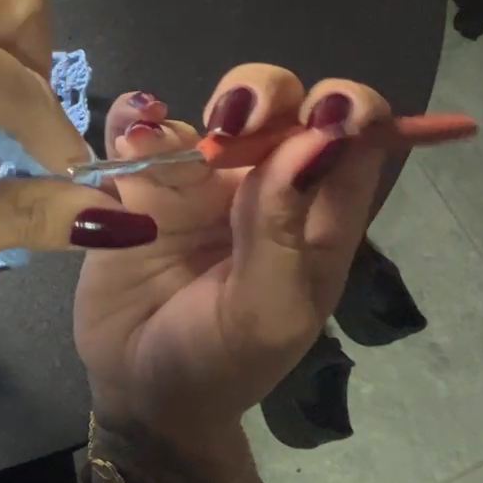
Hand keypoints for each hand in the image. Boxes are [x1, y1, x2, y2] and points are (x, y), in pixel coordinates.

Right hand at [72, 66, 390, 448]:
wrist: (137, 388)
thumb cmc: (217, 363)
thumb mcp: (266, 313)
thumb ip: (285, 232)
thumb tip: (314, 140)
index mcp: (314, 219)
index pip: (355, 142)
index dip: (351, 110)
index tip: (326, 114)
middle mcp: (261, 188)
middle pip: (280, 106)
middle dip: (264, 93)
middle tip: (230, 122)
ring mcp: (196, 182)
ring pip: (207, 109)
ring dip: (190, 110)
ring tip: (150, 144)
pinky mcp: (137, 185)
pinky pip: (136, 132)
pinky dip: (131, 118)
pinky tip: (128, 132)